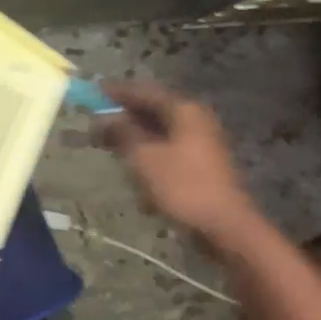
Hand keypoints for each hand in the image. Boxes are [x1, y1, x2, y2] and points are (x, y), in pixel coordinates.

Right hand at [93, 81, 256, 236]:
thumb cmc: (183, 187)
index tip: (94, 91)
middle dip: (124, 118)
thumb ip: (122, 133)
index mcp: (184, 110)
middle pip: (153, 111)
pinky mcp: (201, 166)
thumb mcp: (144, 157)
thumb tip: (104, 118)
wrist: (226, 227)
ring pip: (160, 133)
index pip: (145, 91)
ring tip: (111, 147)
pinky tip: (136, 174)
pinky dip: (150, 157)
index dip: (117, 91)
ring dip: (135, 139)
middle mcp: (195, 120)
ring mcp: (201, 144)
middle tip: (97, 124)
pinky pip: (169, 152)